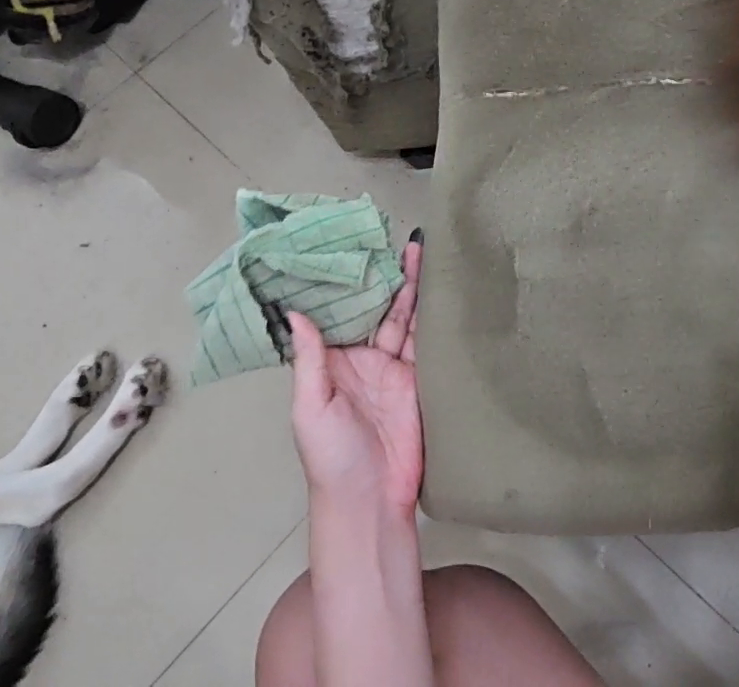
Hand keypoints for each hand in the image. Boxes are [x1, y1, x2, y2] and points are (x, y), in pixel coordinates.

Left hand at [288, 235, 424, 515]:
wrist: (373, 500)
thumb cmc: (332, 457)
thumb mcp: (311, 408)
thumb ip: (310, 360)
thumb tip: (295, 312)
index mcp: (331, 360)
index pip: (337, 311)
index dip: (345, 282)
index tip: (350, 247)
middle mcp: (362, 357)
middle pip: (375, 307)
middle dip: (384, 275)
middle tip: (393, 238)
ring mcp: (393, 368)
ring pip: (404, 318)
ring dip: (412, 288)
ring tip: (422, 250)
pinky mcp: (421, 380)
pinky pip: (427, 342)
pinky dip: (434, 317)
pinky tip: (442, 290)